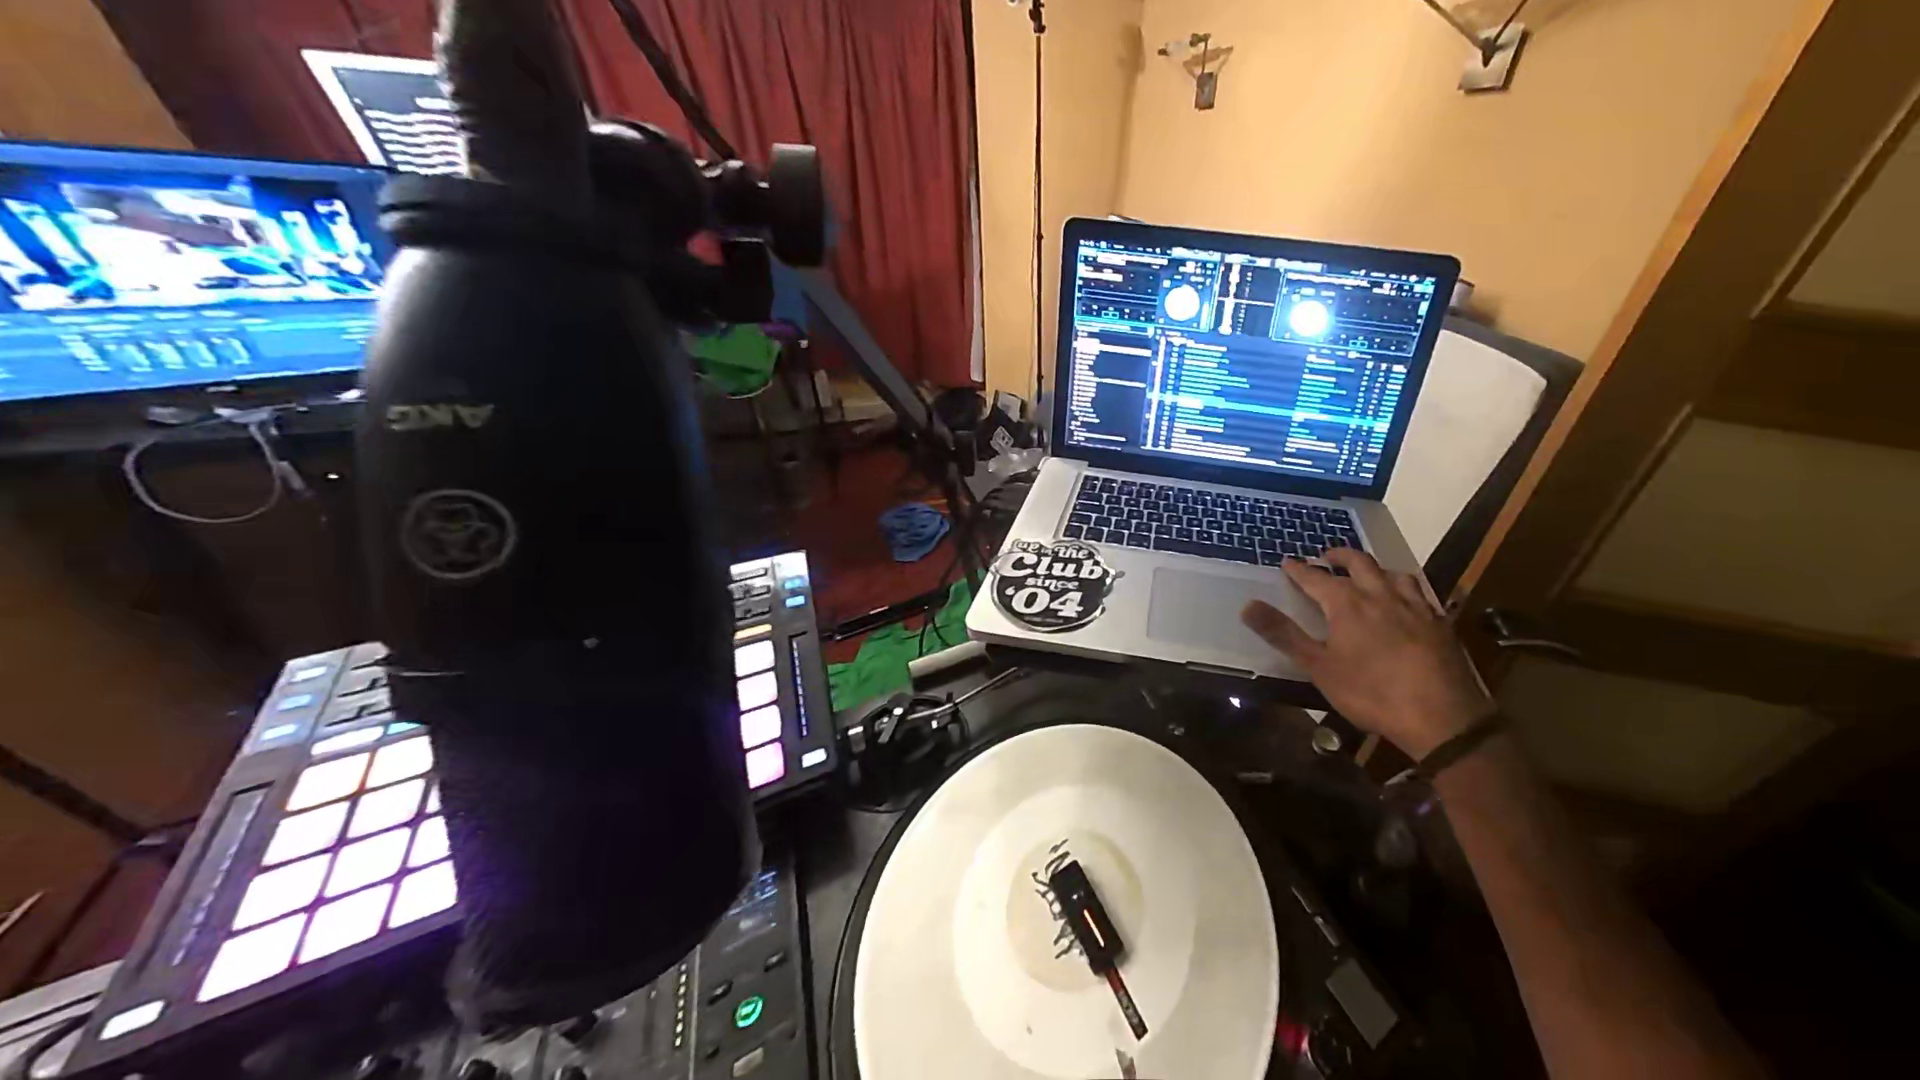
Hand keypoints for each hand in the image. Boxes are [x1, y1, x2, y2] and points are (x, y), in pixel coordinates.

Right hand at [1241, 549, 1493, 760]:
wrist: (1442, 718)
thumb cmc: (1370, 693)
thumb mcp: (1318, 667)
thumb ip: (1283, 634)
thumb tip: (1247, 605)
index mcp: (1347, 604)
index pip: (1317, 579)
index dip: (1299, 570)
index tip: (1287, 562)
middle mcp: (1380, 596)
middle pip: (1359, 563)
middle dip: (1339, 556)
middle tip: (1326, 556)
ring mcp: (1414, 608)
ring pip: (1393, 574)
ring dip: (1374, 568)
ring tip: (1367, 574)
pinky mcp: (1439, 624)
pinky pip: (1419, 593)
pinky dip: (1403, 587)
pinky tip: (1405, 601)